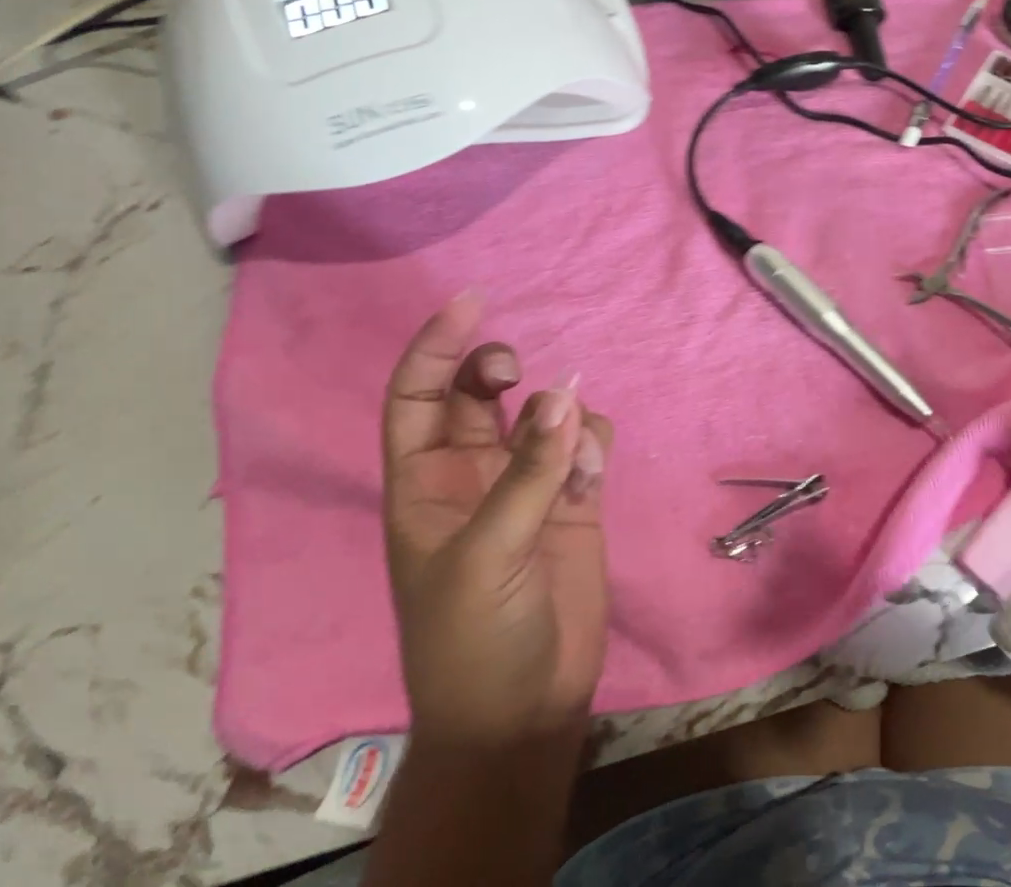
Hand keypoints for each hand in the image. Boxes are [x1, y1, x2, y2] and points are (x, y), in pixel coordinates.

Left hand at [381, 293, 611, 747]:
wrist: (523, 707)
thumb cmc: (473, 637)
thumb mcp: (487, 554)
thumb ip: (527, 473)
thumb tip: (565, 394)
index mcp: (423, 484)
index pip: (417, 396)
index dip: (435, 348)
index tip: (471, 304)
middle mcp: (473, 477)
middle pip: (480, 396)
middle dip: (499, 371)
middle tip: (521, 374)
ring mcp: (527, 491)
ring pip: (545, 418)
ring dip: (560, 418)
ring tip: (572, 459)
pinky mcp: (575, 508)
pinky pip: (587, 452)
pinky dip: (594, 449)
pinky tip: (593, 478)